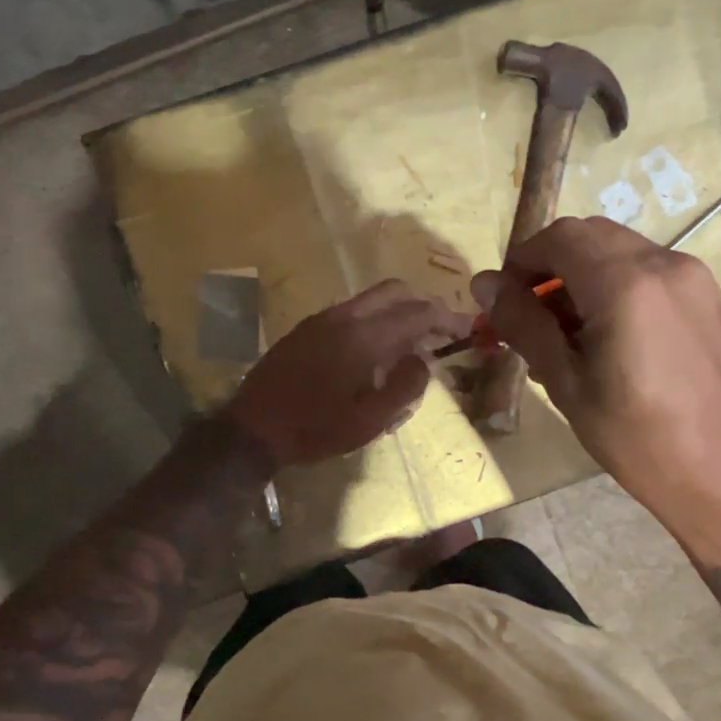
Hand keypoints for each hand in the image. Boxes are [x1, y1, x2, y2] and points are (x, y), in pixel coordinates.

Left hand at [223, 279, 468, 466]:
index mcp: (363, 337)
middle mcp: (343, 316)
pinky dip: (375, 320)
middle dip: (424, 304)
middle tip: (442, 330)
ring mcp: (321, 319)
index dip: (448, 317)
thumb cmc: (314, 430)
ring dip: (399, 312)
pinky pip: (351, 312)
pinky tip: (376, 353)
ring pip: (371, 299)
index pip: (417, 312)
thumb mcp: (369, 421)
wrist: (253, 428)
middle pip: (394, 291)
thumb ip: (405, 388)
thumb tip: (425, 361)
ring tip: (413, 346)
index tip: (468, 328)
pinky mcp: (306, 329)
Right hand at [471, 217, 720, 543]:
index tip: (501, 300)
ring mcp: (692, 276)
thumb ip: (525, 325)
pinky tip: (603, 337)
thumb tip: (483, 285)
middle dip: (550, 266)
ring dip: (581, 276)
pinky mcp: (706, 296)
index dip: (522, 260)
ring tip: (563, 335)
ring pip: (619, 250)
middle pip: (590, 236)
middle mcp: (664, 264)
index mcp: (626, 284)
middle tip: (527, 317)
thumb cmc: (636, 439)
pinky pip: (647, 271)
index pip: (560, 238)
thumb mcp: (567, 384)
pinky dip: (613, 286)